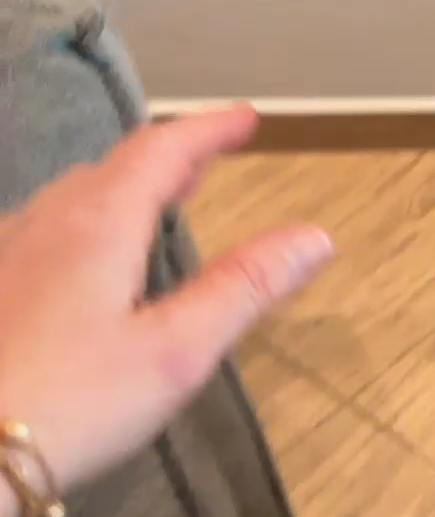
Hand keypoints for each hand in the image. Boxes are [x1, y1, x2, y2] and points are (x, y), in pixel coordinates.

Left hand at [0, 106, 331, 499]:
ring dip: (123, 185)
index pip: (155, 156)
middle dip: (165, 155)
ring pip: (66, 201)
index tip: (248, 117)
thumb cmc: (67, 400)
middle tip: (212, 153)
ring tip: (163, 192)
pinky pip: (43, 232)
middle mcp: (36, 232)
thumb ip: (245, 287)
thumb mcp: (178, 347)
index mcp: (93, 233)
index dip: (204, 131)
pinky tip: (93, 252)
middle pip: (105, 172)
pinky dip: (89, 219)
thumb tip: (315, 236)